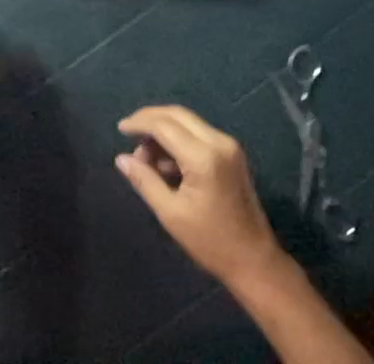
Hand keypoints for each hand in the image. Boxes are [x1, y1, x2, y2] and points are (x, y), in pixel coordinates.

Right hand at [115, 106, 284, 284]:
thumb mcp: (170, 213)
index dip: (139, 123)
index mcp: (203, 157)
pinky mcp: (232, 154)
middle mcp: (219, 142)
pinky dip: (179, 140)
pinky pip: (199, 134)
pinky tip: (165, 162)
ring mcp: (229, 146)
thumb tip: (121, 159)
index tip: (119, 129)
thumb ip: (145, 180)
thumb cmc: (209, 241)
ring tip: (145, 157)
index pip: (164, 125)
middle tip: (129, 133)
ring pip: (188, 122)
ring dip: (164, 130)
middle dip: (150, 119)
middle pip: (178, 115)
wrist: (254, 259)